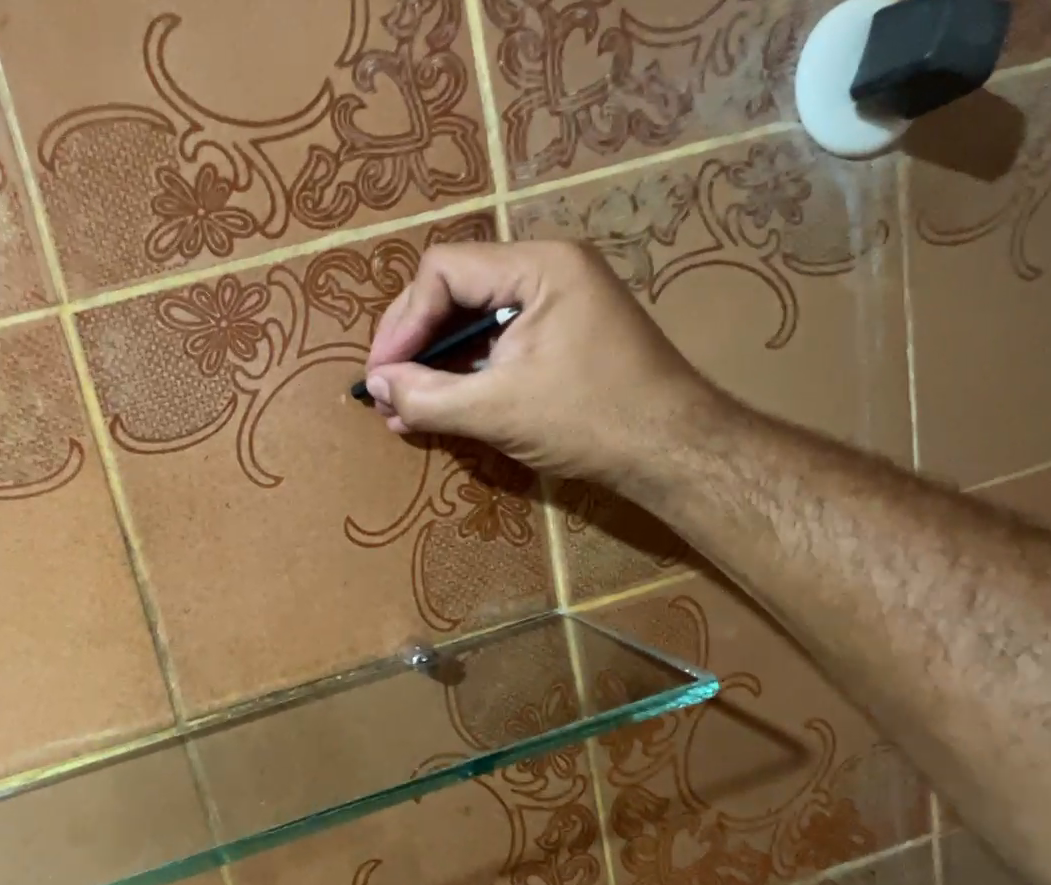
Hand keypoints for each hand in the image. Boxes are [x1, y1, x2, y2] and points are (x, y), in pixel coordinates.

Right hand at [363, 240, 724, 485]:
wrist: (674, 452)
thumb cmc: (591, 421)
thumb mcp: (496, 410)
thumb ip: (426, 396)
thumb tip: (376, 386)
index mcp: (539, 267)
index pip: (444, 271)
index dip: (403, 321)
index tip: (381, 374)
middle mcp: (545, 271)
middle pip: (452, 289)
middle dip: (412, 341)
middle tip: (383, 388)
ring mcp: (552, 302)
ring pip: (468, 318)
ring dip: (430, 361)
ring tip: (399, 406)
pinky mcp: (554, 334)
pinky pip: (492, 341)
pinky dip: (459, 372)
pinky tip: (431, 407)